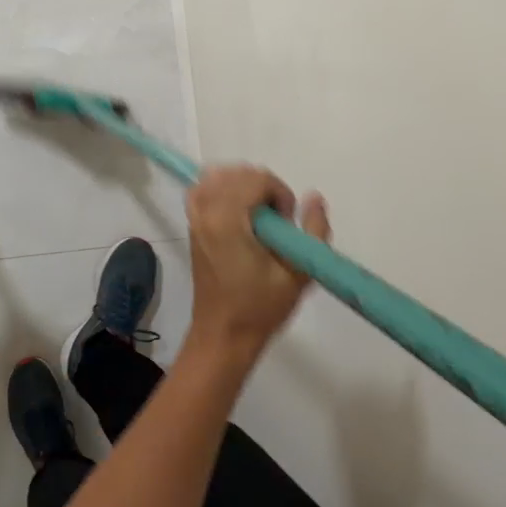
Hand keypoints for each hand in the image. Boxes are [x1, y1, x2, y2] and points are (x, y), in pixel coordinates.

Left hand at [184, 165, 331, 358]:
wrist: (223, 333)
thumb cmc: (261, 306)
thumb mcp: (298, 273)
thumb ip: (313, 231)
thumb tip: (314, 197)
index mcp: (228, 220)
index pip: (256, 179)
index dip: (280, 194)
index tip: (288, 222)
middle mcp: (205, 211)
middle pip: (236, 173)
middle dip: (263, 188)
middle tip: (277, 221)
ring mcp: (194, 217)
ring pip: (217, 177)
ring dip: (242, 187)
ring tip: (260, 216)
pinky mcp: (191, 225)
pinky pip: (203, 190)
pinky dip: (222, 191)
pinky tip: (239, 215)